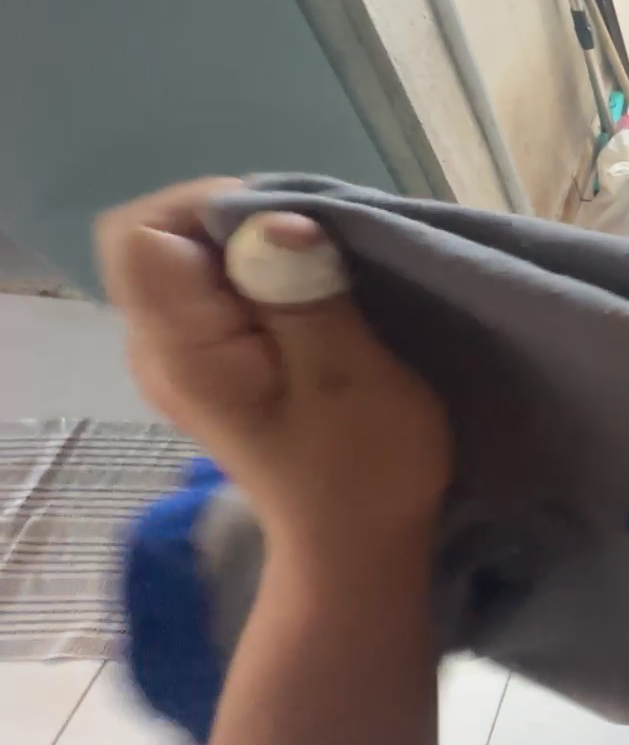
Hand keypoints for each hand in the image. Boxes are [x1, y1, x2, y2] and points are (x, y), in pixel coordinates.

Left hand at [96, 179, 451, 571]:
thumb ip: (306, 299)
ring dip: (276, 255)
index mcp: (185, 350)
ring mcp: (194, 358)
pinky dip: (282, 282)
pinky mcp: (229, 366)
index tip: (309, 227)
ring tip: (346, 275)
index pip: (146, 235)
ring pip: (207, 267)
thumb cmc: (367, 462)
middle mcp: (166, 346)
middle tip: (343, 252)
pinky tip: (331, 301)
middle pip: (171, 244)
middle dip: (257, 226)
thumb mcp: (350, 377)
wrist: (364, 536)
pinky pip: (234, 297)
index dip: (219, 207)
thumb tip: (279, 221)